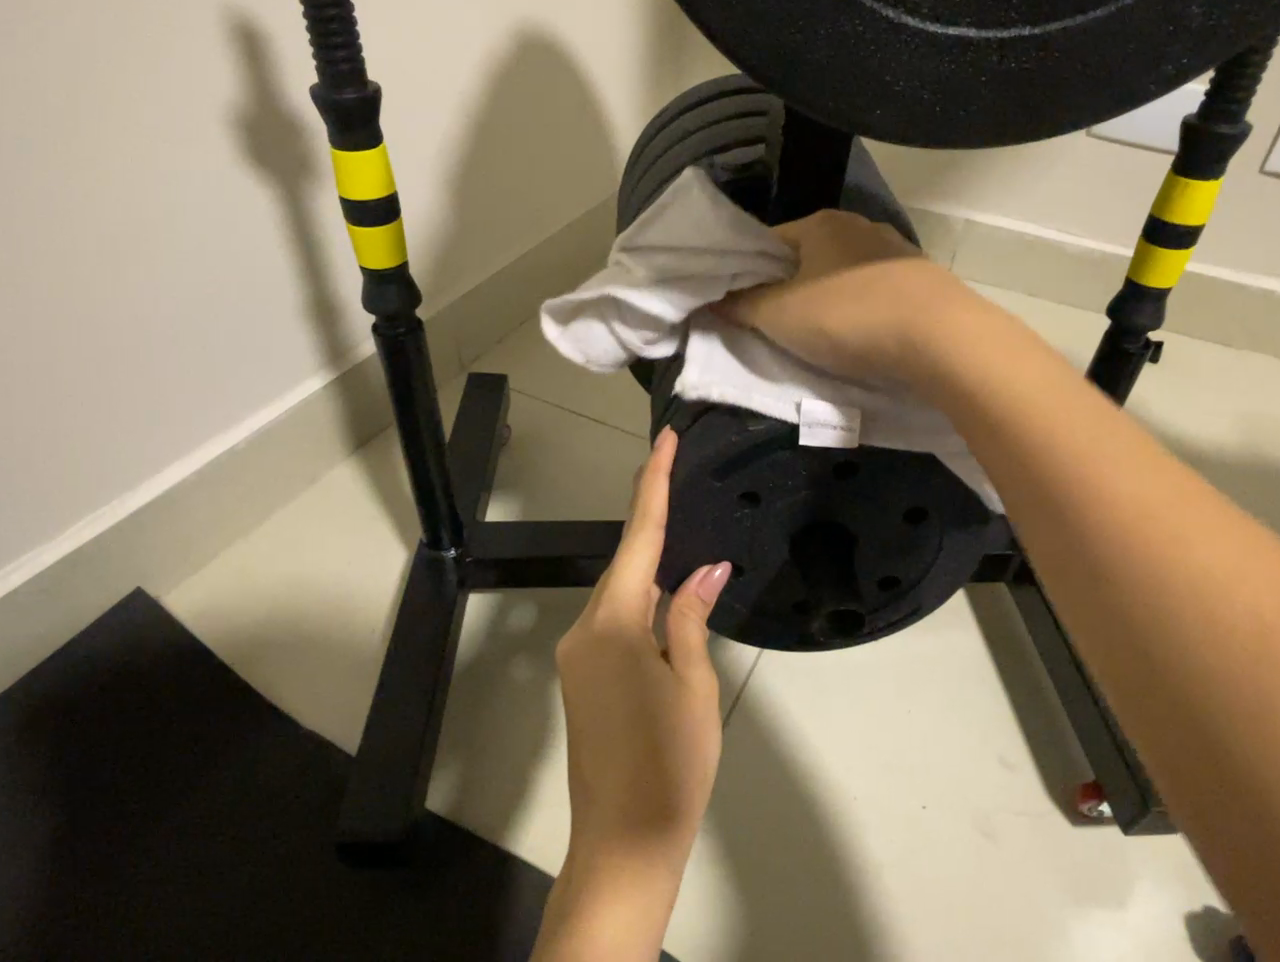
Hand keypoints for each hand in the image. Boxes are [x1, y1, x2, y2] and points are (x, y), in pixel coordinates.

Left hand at [555, 427, 729, 871]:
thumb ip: (691, 618)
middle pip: (625, 566)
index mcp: (613, 622)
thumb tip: (704, 570)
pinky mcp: (579, 680)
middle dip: (655, 533)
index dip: (653, 484)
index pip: (638, 537)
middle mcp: (583, 629)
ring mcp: (575, 656)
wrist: (624, 839)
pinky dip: (641, 609)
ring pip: (619, 597)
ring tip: (688, 557)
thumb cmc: (671, 761)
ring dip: (652, 577)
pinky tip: (668, 612)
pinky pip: (612, 625)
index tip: (663, 440)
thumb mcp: (693, 684)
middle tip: (686, 495)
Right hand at [716, 208, 974, 383]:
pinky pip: (872, 291)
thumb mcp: (779, 316)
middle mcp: (857, 226)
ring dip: (824, 299)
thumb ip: (740, 306)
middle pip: (805, 257)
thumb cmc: (848, 318)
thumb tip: (711, 300)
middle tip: (771, 324)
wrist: (940, 339)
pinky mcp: (920, 279)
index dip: (745, 272)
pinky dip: (857, 309)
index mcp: (818, 223)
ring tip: (816, 334)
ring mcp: (894, 250)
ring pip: (841, 274)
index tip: (736, 304)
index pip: (765, 242)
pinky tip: (858, 333)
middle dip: (786, 287)